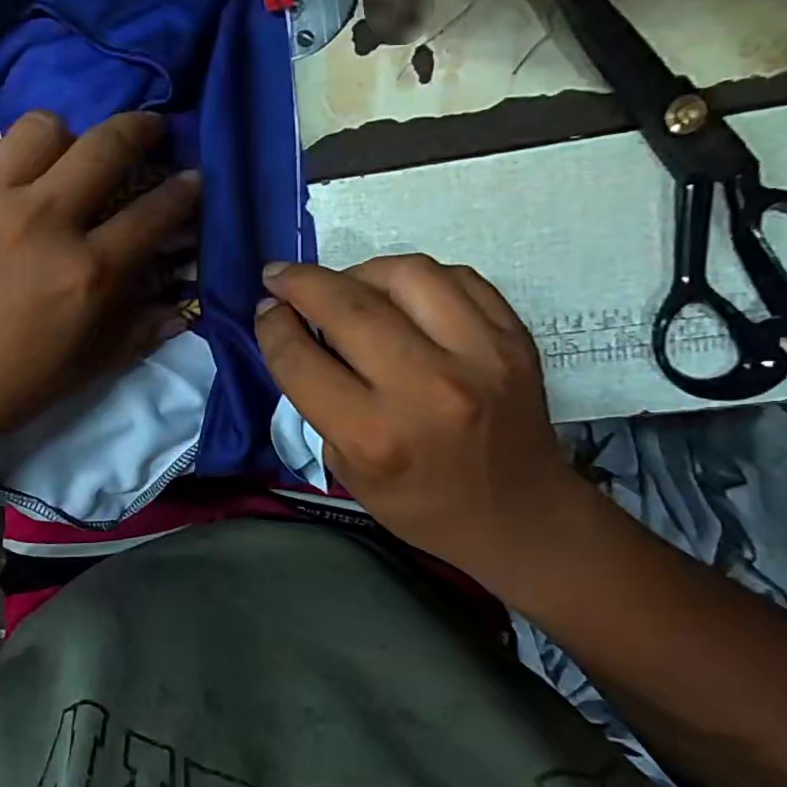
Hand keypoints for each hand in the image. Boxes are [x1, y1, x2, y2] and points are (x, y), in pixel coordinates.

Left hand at [0, 110, 198, 485]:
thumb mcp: (79, 371)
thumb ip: (136, 332)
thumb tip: (180, 307)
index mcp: (86, 273)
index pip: (154, 213)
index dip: (184, 191)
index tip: (193, 177)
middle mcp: (43, 219)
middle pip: (108, 145)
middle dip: (141, 129)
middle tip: (148, 130)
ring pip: (42, 127)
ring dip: (65, 138)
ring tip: (61, 159)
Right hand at [255, 256, 582, 566]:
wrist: (520, 516)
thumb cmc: (422, 503)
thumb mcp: (348, 470)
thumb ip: (319, 400)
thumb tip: (301, 329)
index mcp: (375, 436)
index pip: (301, 359)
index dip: (272, 326)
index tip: (266, 311)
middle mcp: (426, 390)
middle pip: (346, 305)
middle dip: (299, 282)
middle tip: (280, 277)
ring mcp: (480, 357)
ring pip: (405, 274)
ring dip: (360, 270)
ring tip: (346, 285)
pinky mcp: (514, 339)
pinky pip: (457, 278)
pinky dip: (416, 278)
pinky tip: (400, 292)